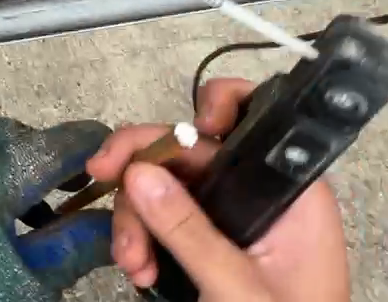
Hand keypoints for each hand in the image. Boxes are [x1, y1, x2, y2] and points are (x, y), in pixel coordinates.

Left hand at [0, 118, 114, 301]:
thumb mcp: (34, 281)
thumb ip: (79, 243)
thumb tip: (118, 215)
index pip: (52, 146)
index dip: (88, 145)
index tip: (113, 149)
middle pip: (18, 136)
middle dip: (48, 156)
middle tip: (73, 186)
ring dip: (13, 156)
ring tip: (33, 201)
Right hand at [85, 79, 349, 301]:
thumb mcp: (238, 291)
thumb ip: (189, 232)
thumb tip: (136, 171)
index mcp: (287, 193)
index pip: (255, 117)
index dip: (217, 104)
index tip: (187, 126)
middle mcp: (254, 190)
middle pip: (184, 147)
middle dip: (140, 173)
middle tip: (100, 180)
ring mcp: (226, 213)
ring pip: (161, 180)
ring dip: (134, 216)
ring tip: (132, 262)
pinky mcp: (204, 235)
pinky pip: (158, 211)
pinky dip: (139, 232)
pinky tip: (138, 266)